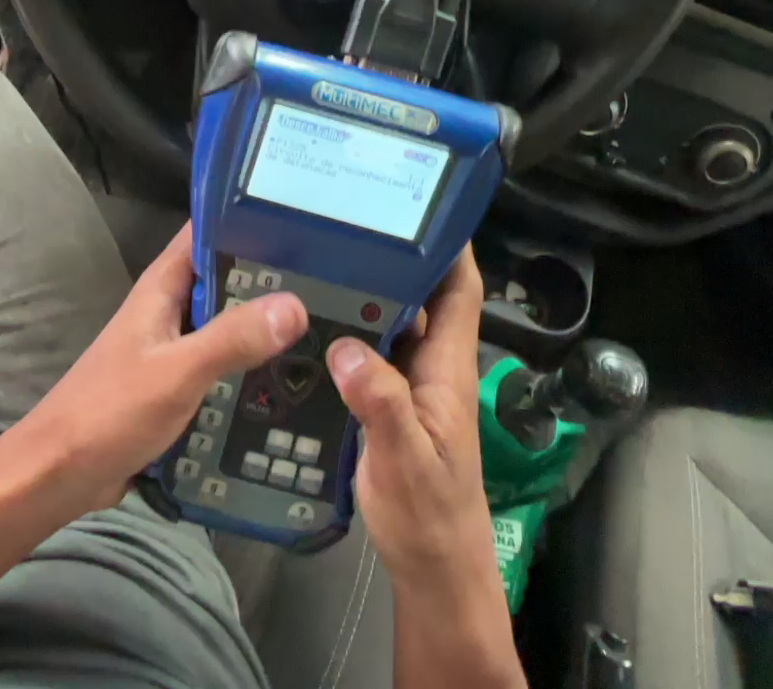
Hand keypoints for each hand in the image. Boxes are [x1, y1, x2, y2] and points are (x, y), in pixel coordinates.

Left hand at [0, 225, 308, 513]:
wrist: (60, 473)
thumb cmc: (109, 412)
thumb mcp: (176, 372)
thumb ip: (232, 338)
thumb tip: (295, 305)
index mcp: (162, 287)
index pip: (208, 231)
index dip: (250, 218)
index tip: (305, 219)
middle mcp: (169, 307)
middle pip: (227, 277)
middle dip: (272, 275)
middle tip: (335, 276)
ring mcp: (173, 345)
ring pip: (228, 321)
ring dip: (265, 322)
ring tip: (328, 319)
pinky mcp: (178, 381)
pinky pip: (223, 361)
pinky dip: (251, 362)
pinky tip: (290, 373)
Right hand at [326, 248, 498, 594]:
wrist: (433, 566)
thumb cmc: (429, 514)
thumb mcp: (403, 459)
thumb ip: (380, 404)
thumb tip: (345, 348)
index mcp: (446, 368)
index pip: (459, 292)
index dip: (449, 246)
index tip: (421, 205)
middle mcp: (431, 367)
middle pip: (420, 298)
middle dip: (392, 259)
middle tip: (344, 223)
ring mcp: (410, 386)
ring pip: (391, 324)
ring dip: (366, 294)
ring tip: (320, 261)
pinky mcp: (389, 404)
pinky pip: (369, 353)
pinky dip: (348, 332)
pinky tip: (313, 324)